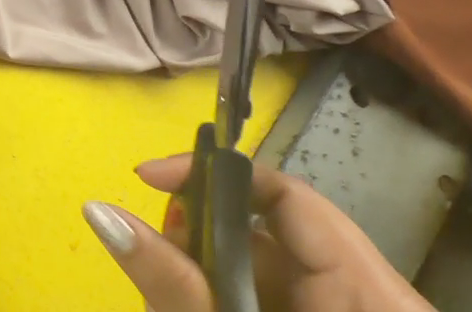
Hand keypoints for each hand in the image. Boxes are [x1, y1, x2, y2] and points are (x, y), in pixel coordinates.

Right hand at [83, 155, 435, 310]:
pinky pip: (267, 299)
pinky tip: (193, 309)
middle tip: (150, 262)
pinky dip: (220, 300)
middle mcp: (372, 302)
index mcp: (372, 298)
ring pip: (259, 270)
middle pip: (264, 233)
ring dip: (200, 276)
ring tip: (167, 302)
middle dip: (194, 239)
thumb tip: (99, 209)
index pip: (290, 195)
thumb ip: (172, 284)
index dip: (215, 174)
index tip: (145, 179)